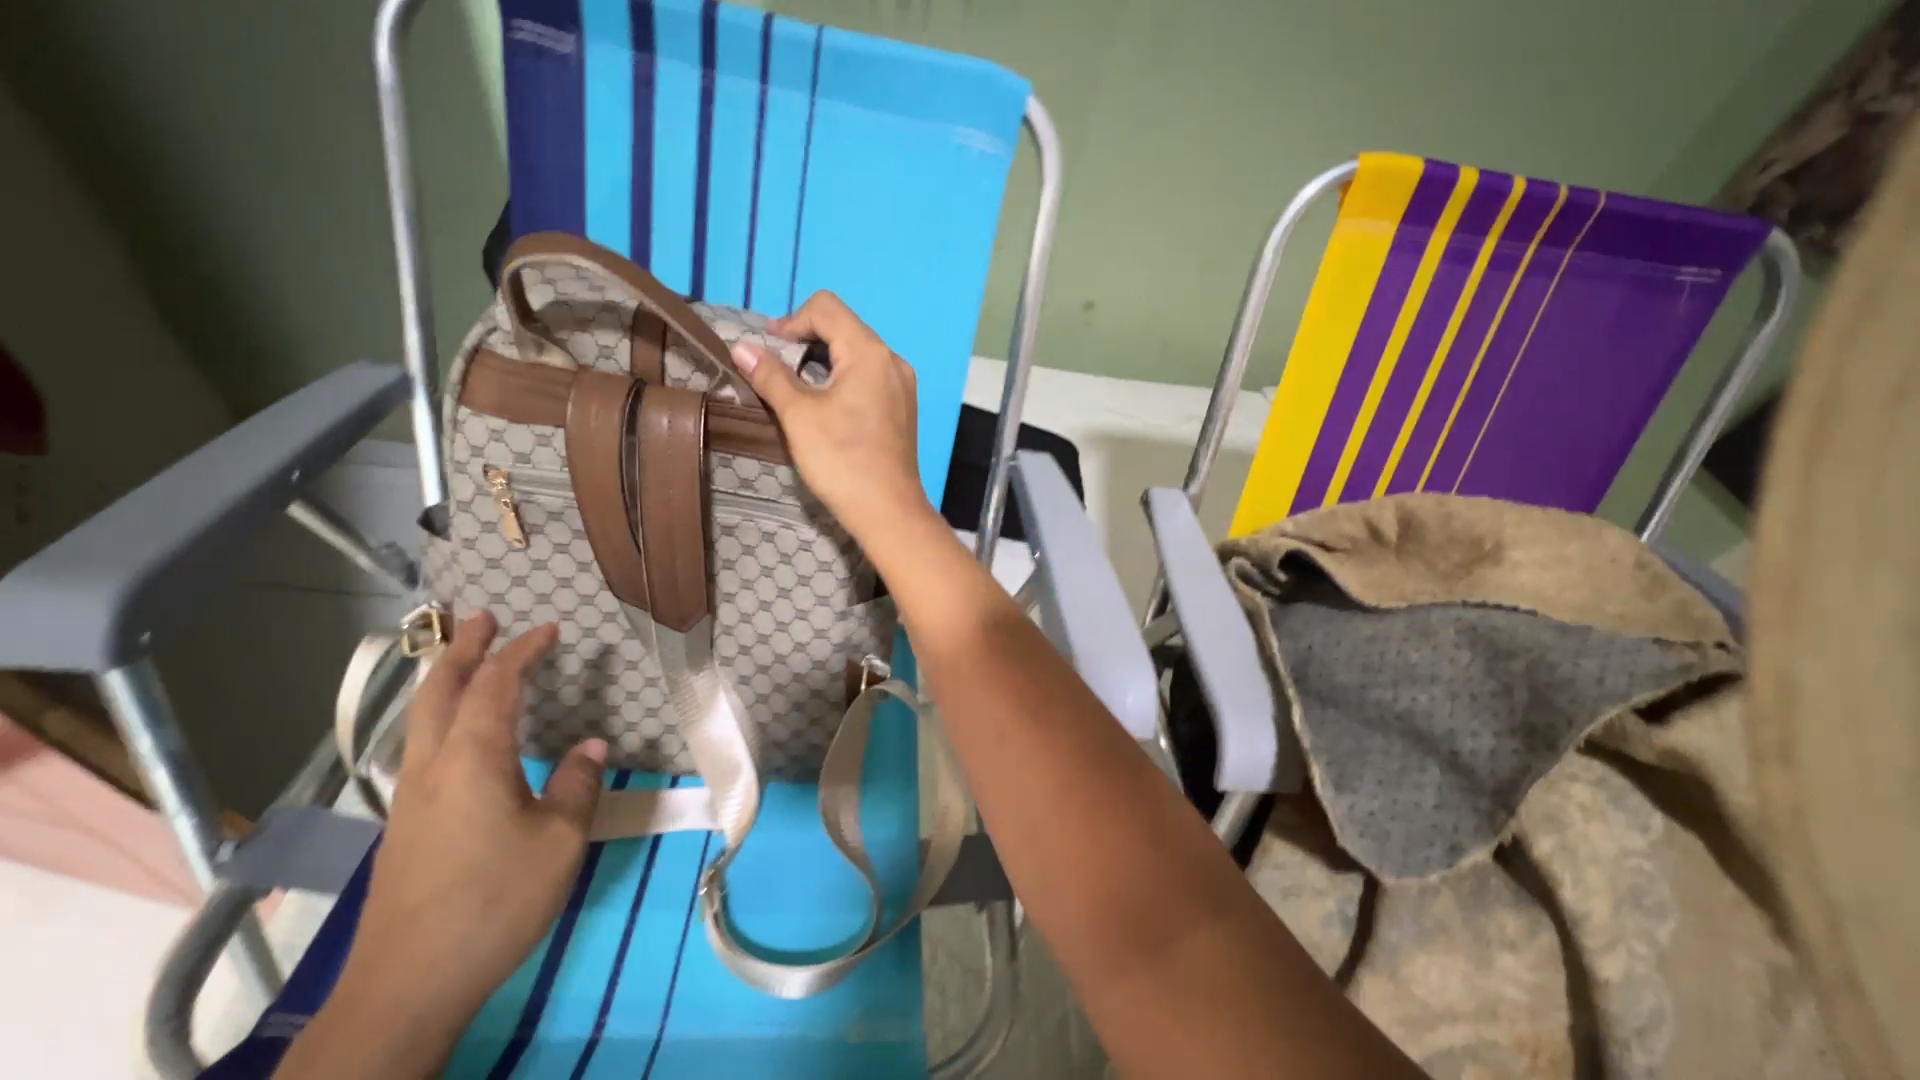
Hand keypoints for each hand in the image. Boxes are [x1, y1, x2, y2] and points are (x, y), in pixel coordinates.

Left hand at [277, 614, 605, 1077]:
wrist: (409, 979)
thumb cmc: (495, 900)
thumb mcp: (558, 842)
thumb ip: (577, 787)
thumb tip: (589, 747)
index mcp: (472, 758)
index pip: (495, 685)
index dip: (520, 651)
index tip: (547, 629)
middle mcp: (432, 766)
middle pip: (438, 690)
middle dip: (461, 649)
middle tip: (481, 618)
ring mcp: (409, 797)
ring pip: (421, 719)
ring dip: (444, 681)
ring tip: (467, 664)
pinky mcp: (404, 826)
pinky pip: (421, 748)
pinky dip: (441, 718)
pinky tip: (459, 740)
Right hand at [731, 291, 933, 540]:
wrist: (888, 511)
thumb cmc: (841, 461)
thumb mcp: (798, 415)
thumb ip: (770, 375)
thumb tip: (742, 347)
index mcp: (869, 352)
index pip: (826, 308)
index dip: (791, 320)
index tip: (767, 348)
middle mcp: (892, 360)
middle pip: (843, 326)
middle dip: (805, 339)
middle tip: (776, 367)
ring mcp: (901, 384)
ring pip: (855, 352)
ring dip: (822, 360)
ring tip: (795, 387)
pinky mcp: (901, 406)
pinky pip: (868, 375)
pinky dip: (841, 378)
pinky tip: (824, 405)